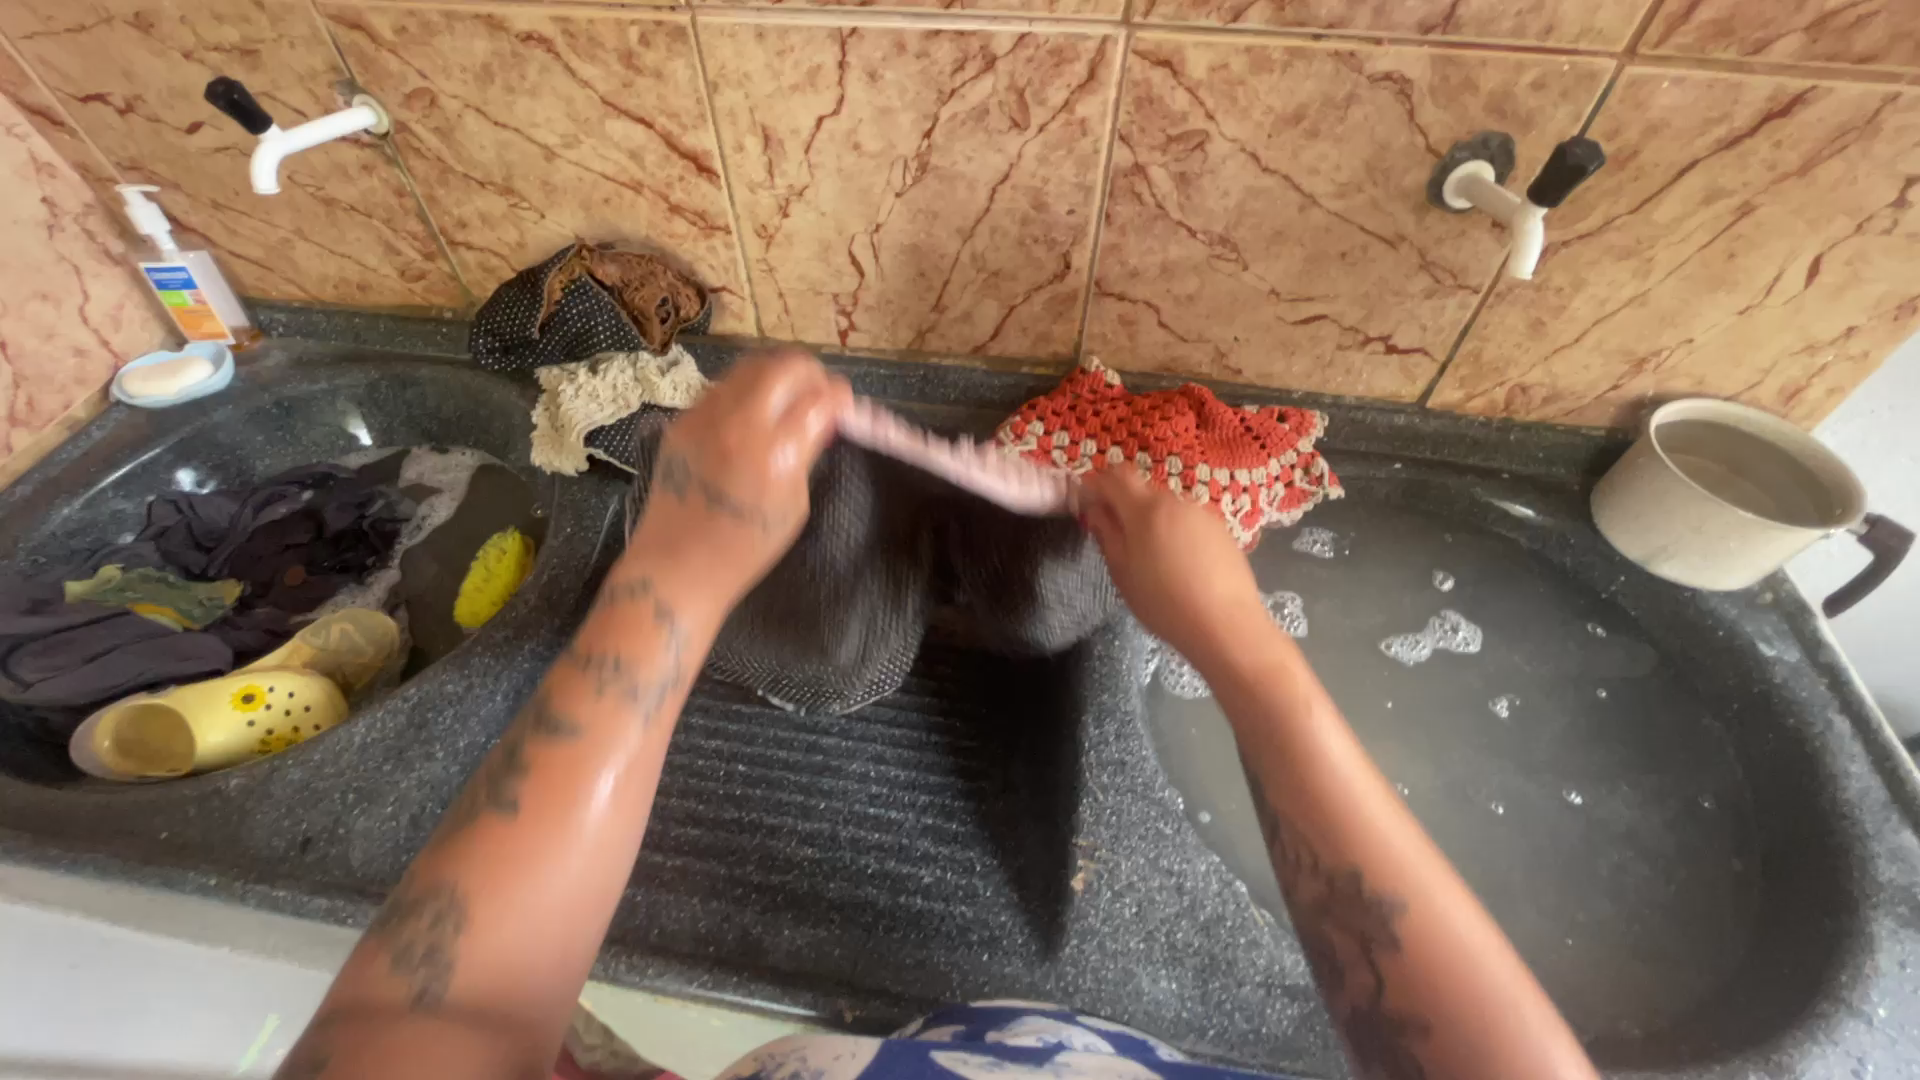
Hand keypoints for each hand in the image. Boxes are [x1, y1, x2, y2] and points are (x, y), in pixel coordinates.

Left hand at [624, 348, 849, 611]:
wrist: (678, 564)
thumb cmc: (747, 547)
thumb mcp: (795, 504)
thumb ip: (808, 452)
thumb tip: (824, 416)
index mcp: (777, 453)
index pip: (819, 398)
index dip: (839, 396)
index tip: (844, 406)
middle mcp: (740, 423)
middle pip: (785, 364)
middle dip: (811, 373)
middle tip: (819, 394)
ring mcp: (705, 416)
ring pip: (751, 365)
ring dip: (778, 376)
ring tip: (788, 400)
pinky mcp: (682, 420)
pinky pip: (723, 386)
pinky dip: (748, 391)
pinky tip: (754, 416)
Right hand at [1078, 468, 1269, 667]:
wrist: (1225, 624)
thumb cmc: (1163, 602)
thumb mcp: (1122, 572)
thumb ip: (1106, 534)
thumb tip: (1096, 509)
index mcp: (1145, 509)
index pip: (1116, 474)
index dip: (1099, 482)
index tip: (1090, 502)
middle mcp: (1175, 501)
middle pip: (1143, 490)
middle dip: (1126, 506)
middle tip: (1119, 539)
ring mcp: (1202, 513)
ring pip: (1167, 507)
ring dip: (1153, 521)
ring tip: (1154, 558)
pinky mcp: (1222, 529)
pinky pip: (1189, 521)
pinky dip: (1177, 533)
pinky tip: (1182, 565)